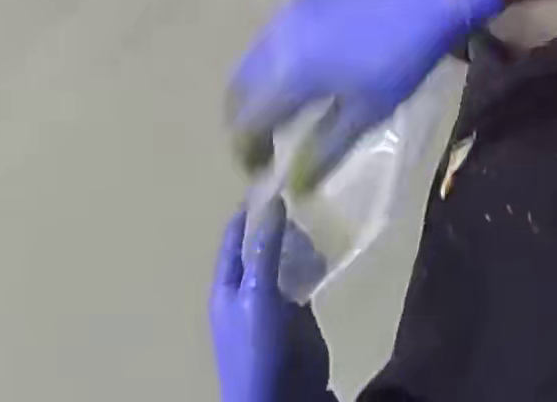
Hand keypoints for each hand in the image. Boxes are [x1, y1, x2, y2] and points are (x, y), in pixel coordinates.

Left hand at [209, 199, 331, 401]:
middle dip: (279, 219)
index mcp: (228, 285)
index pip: (234, 235)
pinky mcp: (298, 310)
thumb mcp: (257, 294)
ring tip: (318, 213)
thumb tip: (272, 201)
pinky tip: (328, 245)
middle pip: (262, 242)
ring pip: (286, 255)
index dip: (249, 208)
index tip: (271, 177)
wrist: (281, 401)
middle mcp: (249, 287)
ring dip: (299, 238)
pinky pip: (304, 274)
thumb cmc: (258, 348)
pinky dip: (313, 259)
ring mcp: (274, 299)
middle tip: (303, 190)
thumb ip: (265, 248)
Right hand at [229, 0, 501, 187]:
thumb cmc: (402, 54)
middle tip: (268, 142)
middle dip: (245, 118)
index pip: (246, 121)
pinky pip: (273, 33)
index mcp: (288, 70)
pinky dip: (273, 59)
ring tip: (285, 108)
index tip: (263, 170)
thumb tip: (295, 185)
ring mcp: (290, 8)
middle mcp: (276, 36)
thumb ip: (326, 149)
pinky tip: (302, 69)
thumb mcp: (368, 109)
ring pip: (254, 57)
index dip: (249, 151)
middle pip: (240, 86)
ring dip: (258, 86)